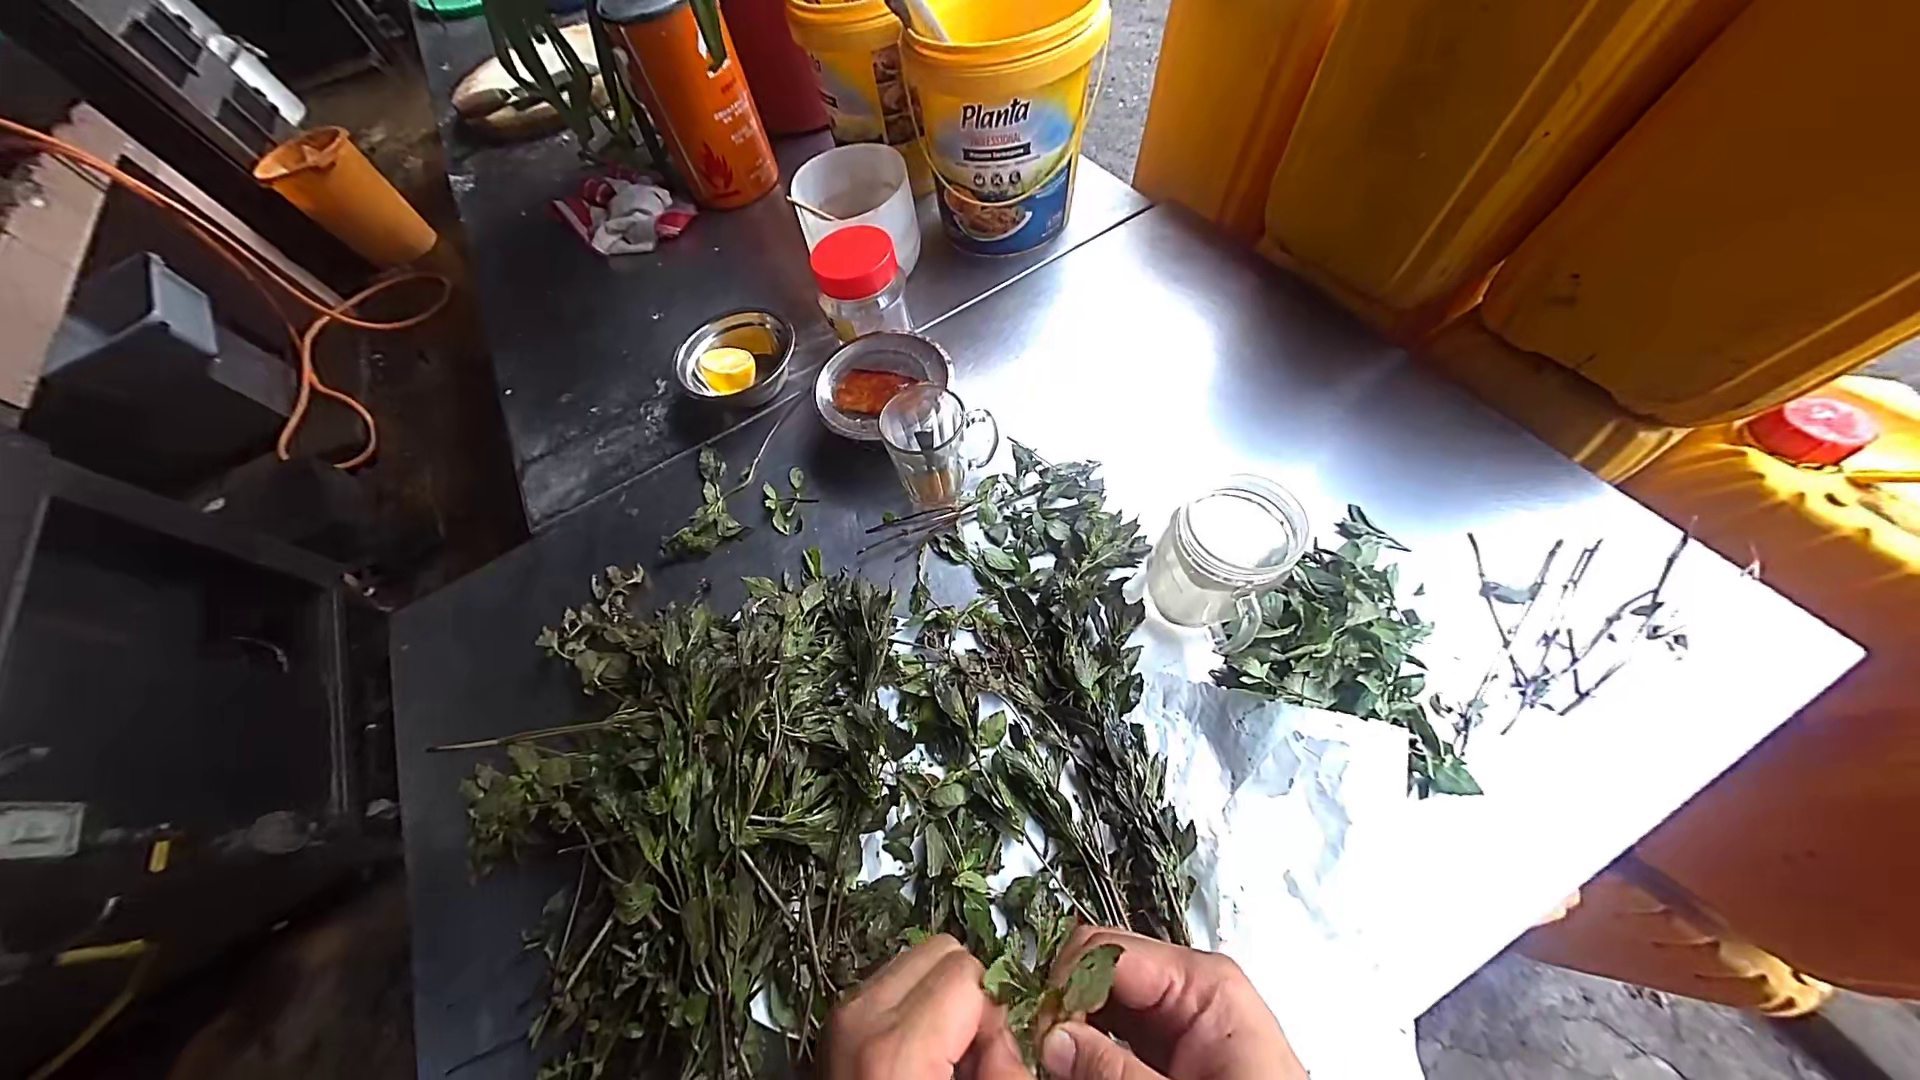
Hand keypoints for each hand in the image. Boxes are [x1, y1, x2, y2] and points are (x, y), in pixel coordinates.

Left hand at [827, 934, 1028, 1079]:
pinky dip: (915, 1004)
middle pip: (943, 951)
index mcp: (894, 1047)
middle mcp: (862, 1015)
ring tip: (940, 1059)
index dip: (991, 1017)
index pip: (968, 973)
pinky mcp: (837, 1019)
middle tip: (969, 1058)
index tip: (989, 1064)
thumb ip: (1006, 1072)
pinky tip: (915, 1057)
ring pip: (919, 958)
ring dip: (941, 998)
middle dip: (967, 996)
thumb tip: (1006, 1040)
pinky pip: (895, 978)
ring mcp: (844, 1013)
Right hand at [1040, 927, 1304, 1079]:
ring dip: (1075, 1024)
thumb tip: (1054, 1039)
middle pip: (1102, 966)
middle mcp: (1189, 984)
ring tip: (1054, 1057)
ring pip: (1104, 998)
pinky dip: (1092, 1044)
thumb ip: (1118, 1070)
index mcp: (1203, 980)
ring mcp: (1179, 1015)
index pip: (1109, 949)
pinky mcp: (1172, 1047)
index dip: (1067, 983)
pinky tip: (1078, 1064)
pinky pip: (1117, 1028)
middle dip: (1067, 1002)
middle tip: (1042, 1046)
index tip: (1041, 1027)